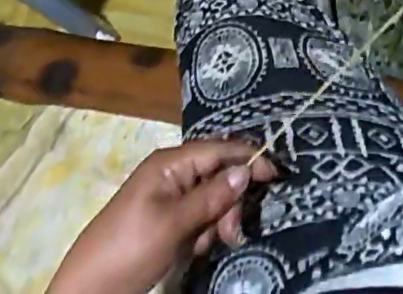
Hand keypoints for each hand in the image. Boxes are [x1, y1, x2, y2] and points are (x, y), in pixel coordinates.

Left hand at [48, 139, 278, 293]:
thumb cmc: (127, 253)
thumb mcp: (173, 225)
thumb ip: (212, 196)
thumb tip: (247, 171)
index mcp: (170, 163)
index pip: (220, 149)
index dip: (249, 159)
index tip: (274, 176)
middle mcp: (171, 173)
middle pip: (218, 173)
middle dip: (230, 200)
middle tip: (231, 232)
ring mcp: (166, 197)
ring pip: (211, 196)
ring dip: (217, 219)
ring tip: (210, 245)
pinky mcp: (164, 221)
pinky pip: (197, 215)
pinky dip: (203, 230)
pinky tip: (195, 248)